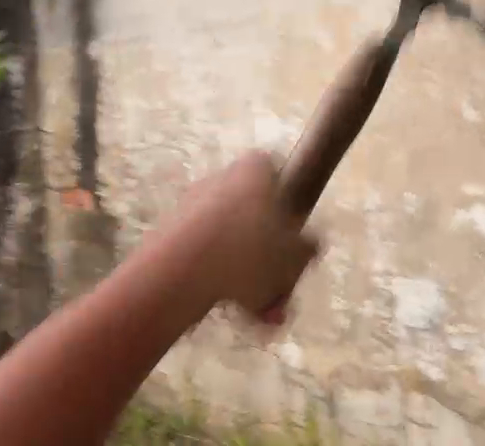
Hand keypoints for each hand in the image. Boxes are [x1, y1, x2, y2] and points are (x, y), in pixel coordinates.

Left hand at [164, 151, 319, 321]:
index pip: (281, 177)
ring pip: (234, 242)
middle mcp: (226, 176)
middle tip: (281, 292)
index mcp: (256, 168)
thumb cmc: (249, 252)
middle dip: (272, 262)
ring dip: (250, 279)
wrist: (182, 268)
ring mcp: (197, 203)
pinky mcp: (174, 232)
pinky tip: (237, 314)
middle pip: (258, 216)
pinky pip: (208, 255)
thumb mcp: (295, 254)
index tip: (295, 241)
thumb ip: (308, 248)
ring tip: (263, 315)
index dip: (291, 210)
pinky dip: (222, 281)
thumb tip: (310, 245)